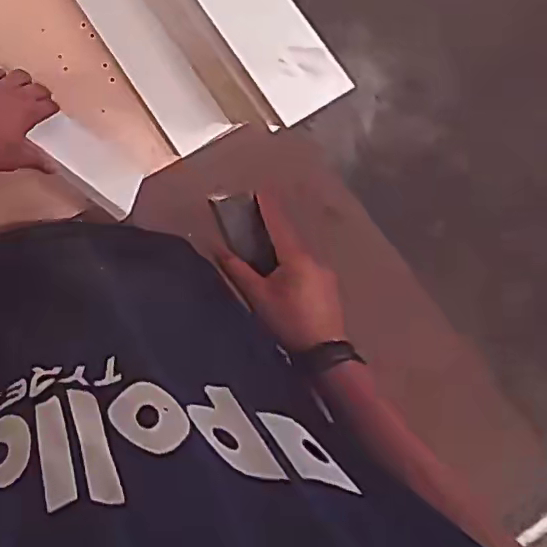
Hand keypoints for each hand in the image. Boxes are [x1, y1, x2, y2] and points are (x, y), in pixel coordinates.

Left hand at [0, 68, 56, 174]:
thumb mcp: (17, 158)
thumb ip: (37, 160)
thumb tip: (51, 167)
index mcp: (28, 111)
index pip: (49, 105)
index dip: (51, 108)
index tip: (50, 110)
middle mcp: (16, 94)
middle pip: (37, 87)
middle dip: (42, 93)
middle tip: (40, 100)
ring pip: (19, 74)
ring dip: (24, 80)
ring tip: (22, 87)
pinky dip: (0, 75)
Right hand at [214, 193, 345, 352]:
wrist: (326, 355)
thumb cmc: (288, 321)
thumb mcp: (258, 296)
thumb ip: (237, 269)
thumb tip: (217, 248)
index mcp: (296, 257)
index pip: (278, 224)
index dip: (267, 207)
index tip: (259, 191)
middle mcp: (314, 259)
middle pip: (289, 236)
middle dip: (273, 227)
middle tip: (257, 220)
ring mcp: (324, 273)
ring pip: (299, 252)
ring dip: (283, 247)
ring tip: (267, 250)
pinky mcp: (329, 287)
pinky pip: (307, 265)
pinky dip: (293, 261)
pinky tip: (285, 274)